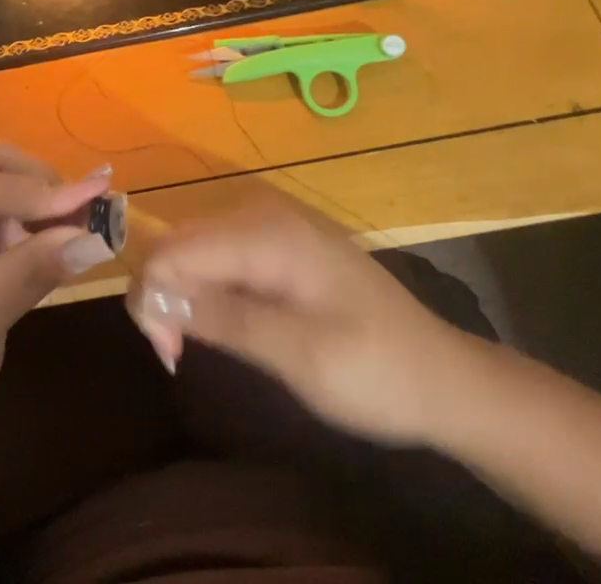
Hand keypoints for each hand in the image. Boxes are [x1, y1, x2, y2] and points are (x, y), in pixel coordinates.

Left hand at [0, 146, 116, 450]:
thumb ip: (35, 267)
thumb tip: (99, 234)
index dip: (41, 191)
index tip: (99, 196)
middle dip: (42, 187)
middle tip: (95, 210)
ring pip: (5, 192)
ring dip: (45, 205)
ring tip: (89, 226)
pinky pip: (9, 222)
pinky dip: (39, 227)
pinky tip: (68, 242)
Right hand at [126, 182, 483, 444]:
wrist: (450, 384)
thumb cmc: (377, 373)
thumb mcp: (297, 354)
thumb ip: (222, 317)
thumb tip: (150, 295)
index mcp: (269, 236)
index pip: (174, 249)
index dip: (154, 297)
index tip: (169, 355)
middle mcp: (264, 217)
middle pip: (178, 241)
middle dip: (161, 293)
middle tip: (174, 354)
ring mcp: (274, 229)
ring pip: (192, 247)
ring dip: (178, 291)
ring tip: (188, 344)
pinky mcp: (280, 247)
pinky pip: (218, 255)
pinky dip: (203, 287)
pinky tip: (216, 321)